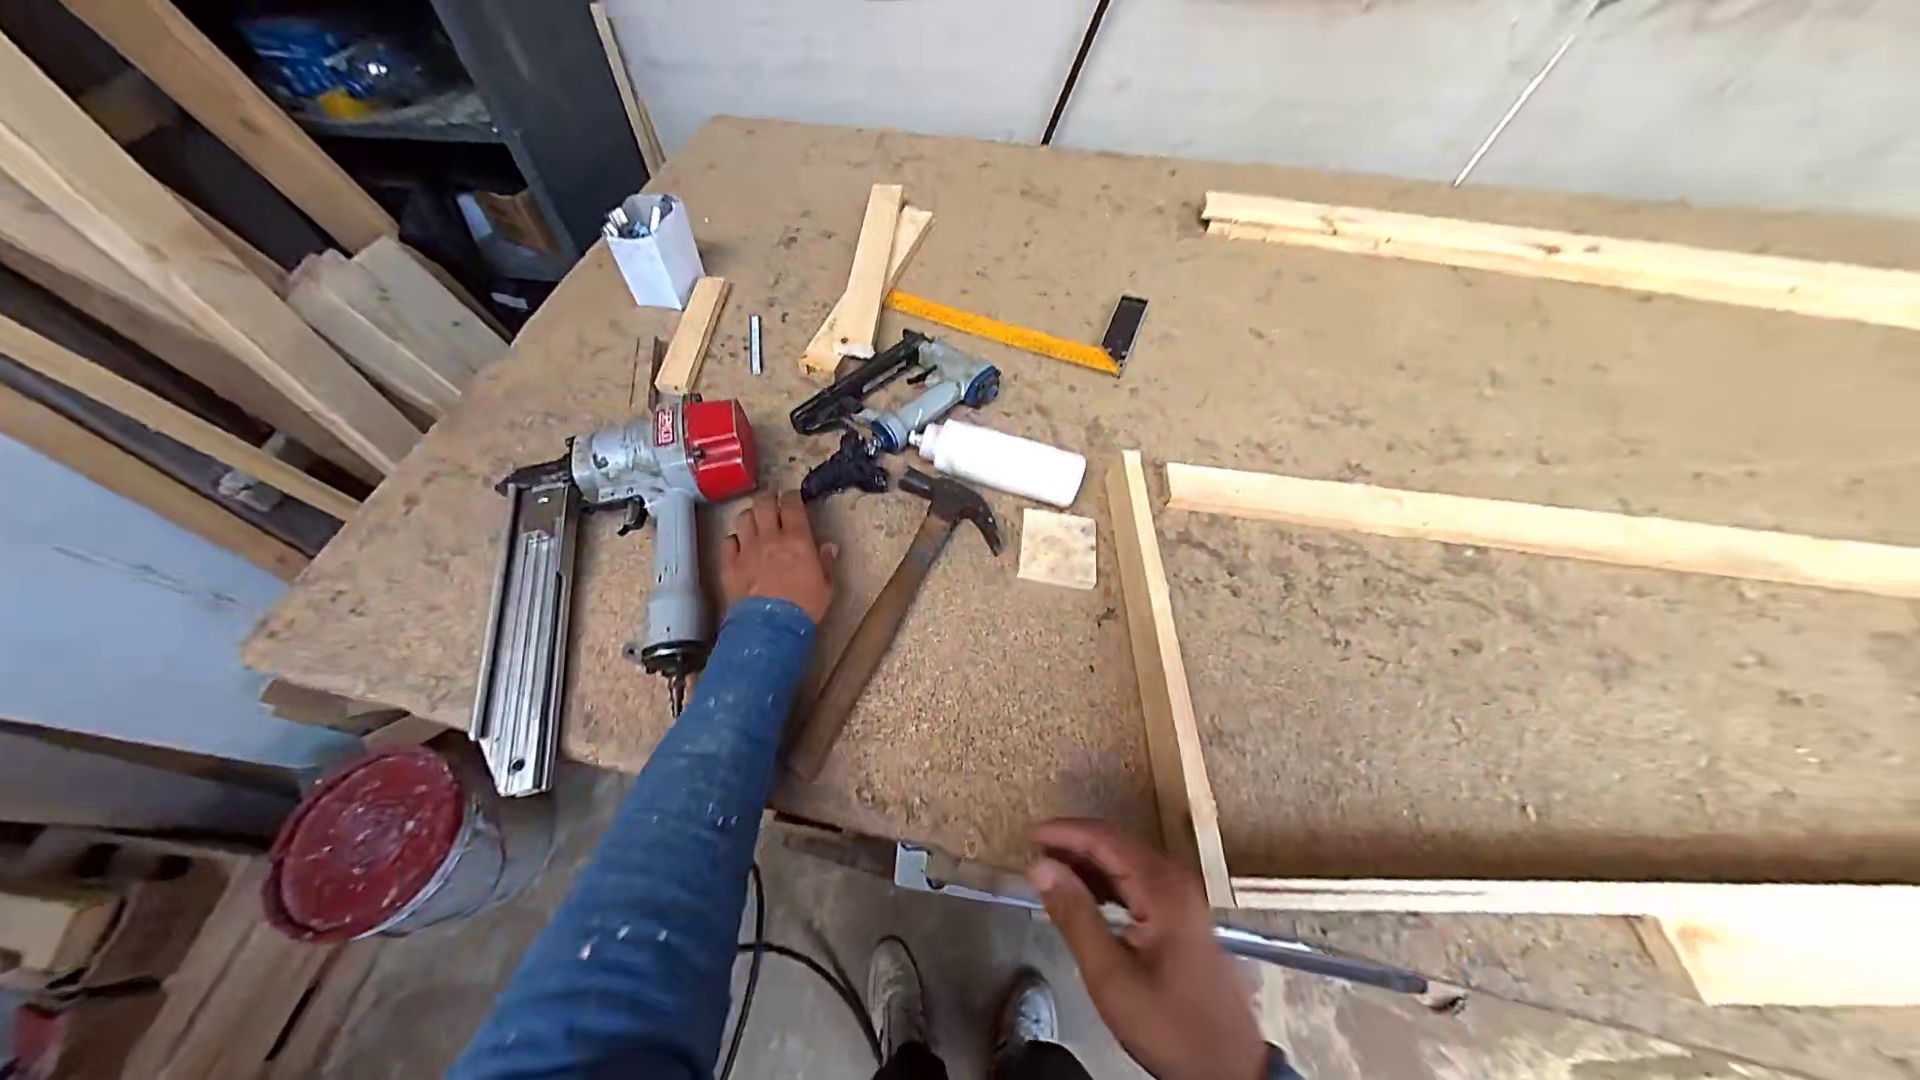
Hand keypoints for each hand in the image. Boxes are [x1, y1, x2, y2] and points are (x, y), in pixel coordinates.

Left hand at [721, 490, 834, 623]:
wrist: (771, 628)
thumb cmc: (804, 607)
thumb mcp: (826, 586)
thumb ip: (826, 562)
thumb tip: (829, 547)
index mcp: (797, 539)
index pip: (792, 505)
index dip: (792, 496)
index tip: (793, 496)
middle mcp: (770, 537)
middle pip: (763, 503)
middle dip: (768, 497)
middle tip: (771, 499)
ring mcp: (746, 550)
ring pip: (743, 518)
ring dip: (750, 515)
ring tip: (755, 520)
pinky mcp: (729, 564)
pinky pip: (728, 541)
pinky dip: (734, 539)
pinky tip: (739, 545)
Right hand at [1026, 819, 1264, 1079]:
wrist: (1229, 1068)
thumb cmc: (1170, 1025)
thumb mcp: (1111, 976)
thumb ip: (1074, 914)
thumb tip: (1041, 868)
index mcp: (1161, 886)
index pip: (1103, 837)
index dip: (1062, 831)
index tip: (1028, 837)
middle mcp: (1174, 878)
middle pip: (1114, 842)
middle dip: (1071, 843)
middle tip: (1034, 854)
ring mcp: (1181, 893)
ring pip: (1124, 858)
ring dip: (1085, 861)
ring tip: (1050, 872)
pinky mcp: (1181, 909)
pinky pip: (1135, 877)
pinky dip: (1104, 878)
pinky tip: (1083, 893)